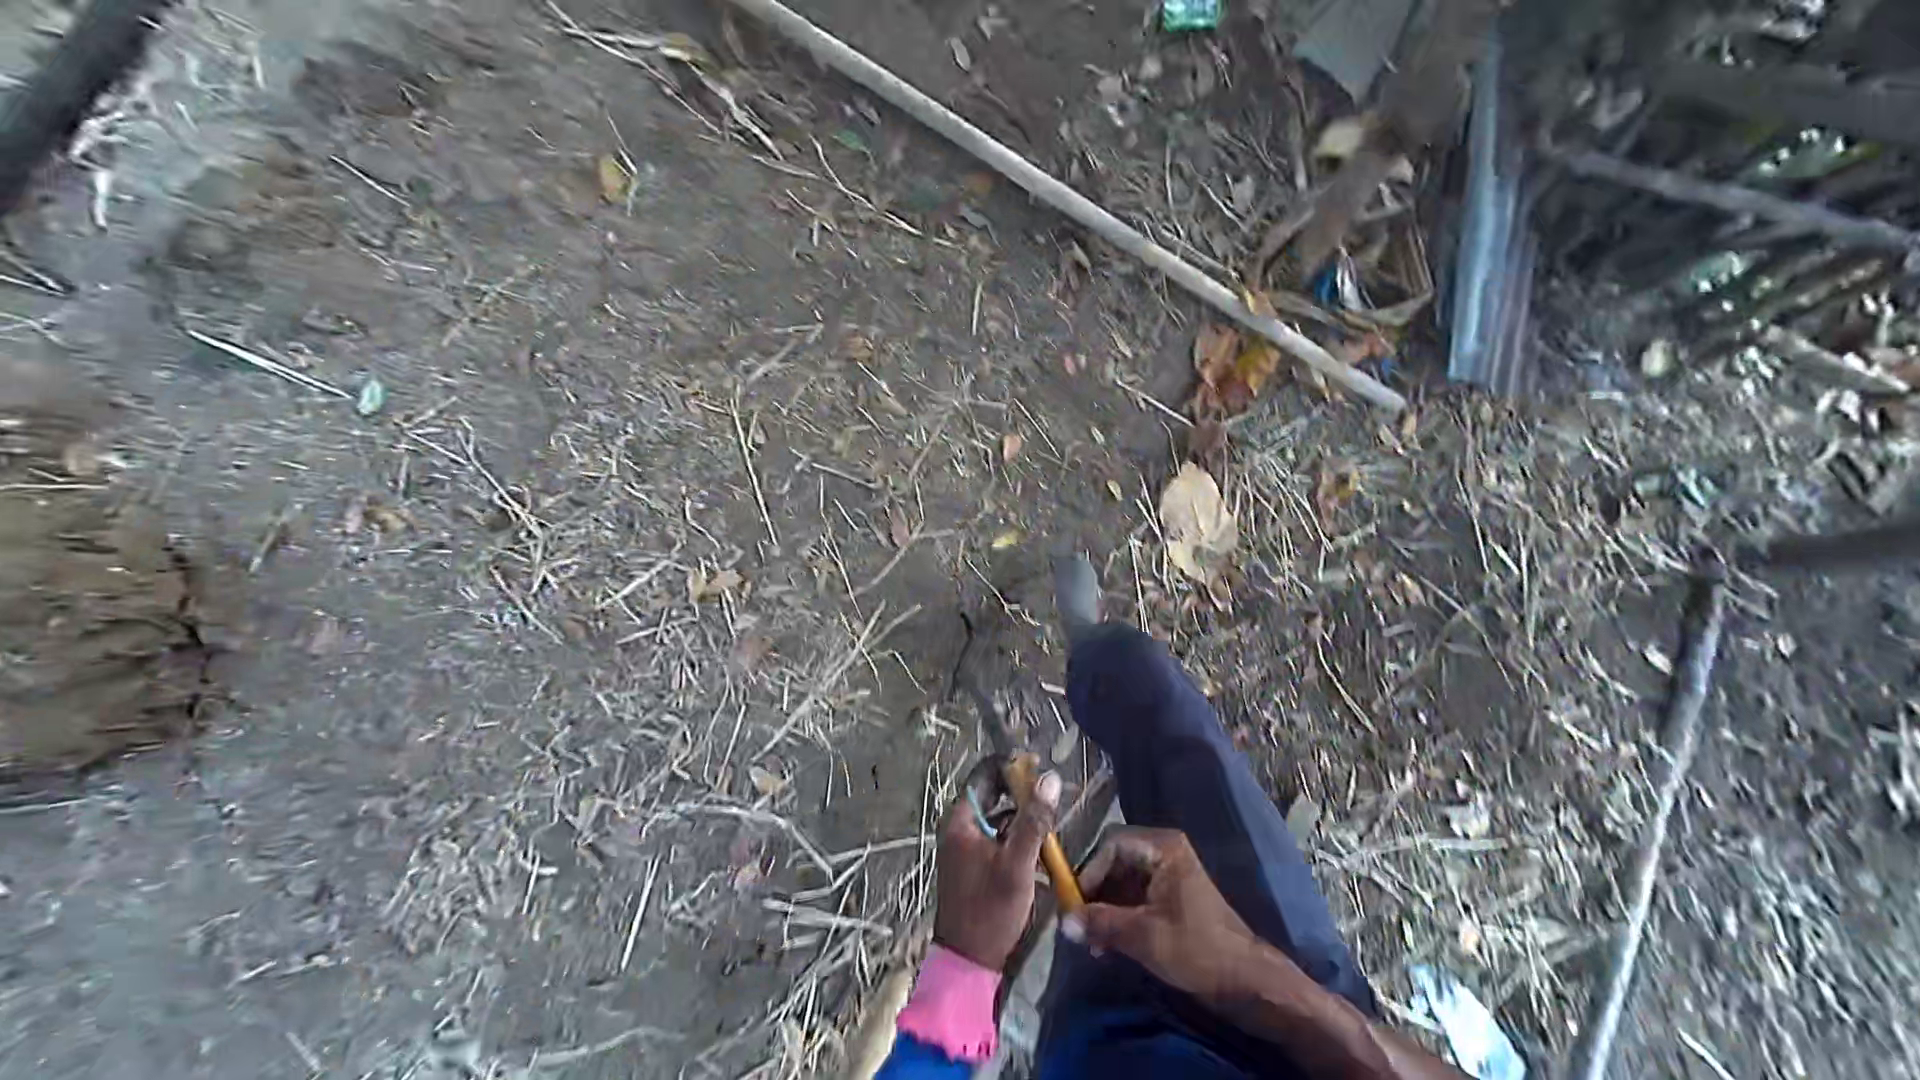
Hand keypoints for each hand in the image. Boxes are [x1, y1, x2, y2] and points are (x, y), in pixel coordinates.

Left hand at [932, 761, 1062, 971]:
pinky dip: (1014, 835)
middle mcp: (957, 826)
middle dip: (1020, 791)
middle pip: (990, 794)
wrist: (968, 961)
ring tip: (1049, 818)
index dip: (1010, 766)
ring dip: (1020, 815)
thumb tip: (1051, 778)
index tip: (1039, 766)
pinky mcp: (972, 862)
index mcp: (960, 820)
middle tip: (1050, 793)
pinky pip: (995, 836)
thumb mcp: (1018, 864)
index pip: (984, 774)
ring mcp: (963, 845)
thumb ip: (1034, 820)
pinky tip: (1037, 846)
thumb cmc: (990, 909)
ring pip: (995, 816)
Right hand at [1061, 827, 1261, 1002]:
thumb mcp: (1144, 936)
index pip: (1112, 845)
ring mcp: (1166, 874)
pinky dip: (1117, 916)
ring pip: (1120, 881)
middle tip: (1079, 922)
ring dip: (1103, 909)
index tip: (1075, 902)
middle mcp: (1163, 852)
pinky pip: (1132, 897)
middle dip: (1095, 893)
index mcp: (1162, 848)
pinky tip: (1105, 943)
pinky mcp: (1167, 896)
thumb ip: (1101, 923)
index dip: (1089, 871)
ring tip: (1091, 940)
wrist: (1246, 982)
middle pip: (1114, 861)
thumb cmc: (1198, 949)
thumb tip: (1063, 922)